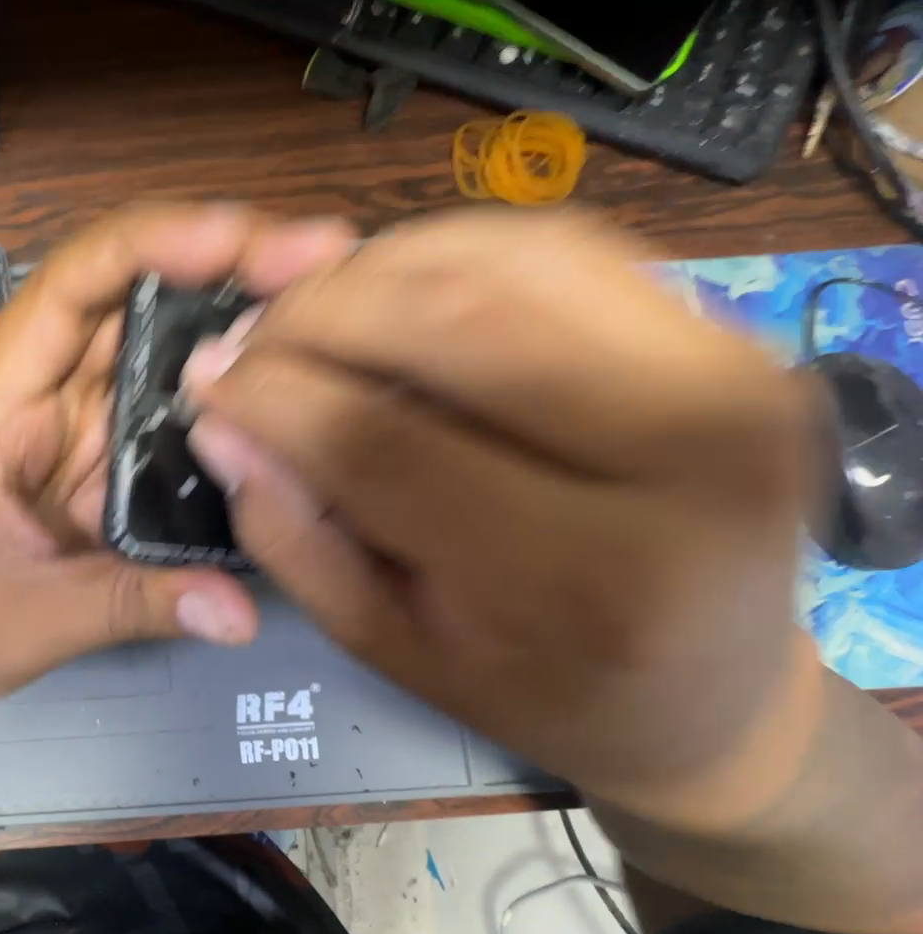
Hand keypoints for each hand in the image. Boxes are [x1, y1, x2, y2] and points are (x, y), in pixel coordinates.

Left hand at [0, 204, 355, 700]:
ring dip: (227, 322)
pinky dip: (217, 394)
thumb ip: (130, 604)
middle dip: (220, 266)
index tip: (241, 238)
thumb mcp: (29, 617)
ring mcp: (69, 428)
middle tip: (327, 261)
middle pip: (124, 301)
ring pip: (150, 350)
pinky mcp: (93, 462)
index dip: (149, 244)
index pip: (66, 288)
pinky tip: (282, 389)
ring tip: (326, 307)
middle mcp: (38, 399)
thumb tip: (241, 613)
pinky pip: (160, 412)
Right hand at [181, 208, 819, 832]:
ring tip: (305, 314)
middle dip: (316, 313)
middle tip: (247, 336)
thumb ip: (292, 537)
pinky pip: (558, 246)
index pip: (384, 442)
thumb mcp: (381, 643)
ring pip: (508, 256)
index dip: (273, 397)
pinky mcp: (727, 326)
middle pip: (455, 321)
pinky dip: (447, 252)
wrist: (710, 686)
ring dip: (376, 269)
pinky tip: (388, 292)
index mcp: (578, 571)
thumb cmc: (530, 687)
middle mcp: (679, 448)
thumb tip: (221, 425)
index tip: (205, 379)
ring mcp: (724, 367)